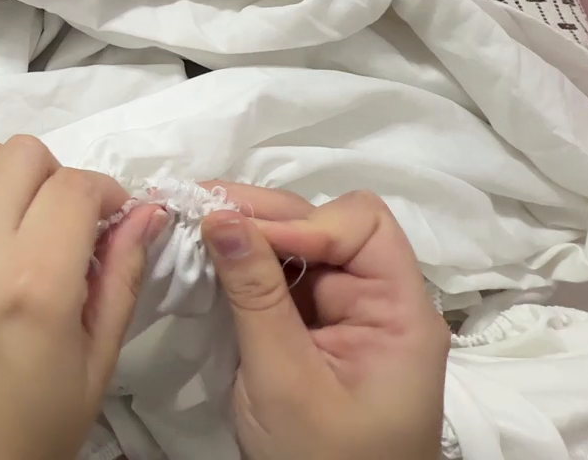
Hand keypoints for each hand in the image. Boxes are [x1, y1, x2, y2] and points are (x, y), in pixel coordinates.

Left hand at [0, 135, 166, 459]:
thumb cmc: (27, 424)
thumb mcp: (95, 363)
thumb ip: (122, 278)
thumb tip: (147, 212)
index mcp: (34, 278)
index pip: (77, 185)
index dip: (107, 193)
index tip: (112, 219)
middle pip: (24, 152)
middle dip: (58, 177)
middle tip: (65, 223)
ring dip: (5, 170)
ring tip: (19, 214)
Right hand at [201, 185, 448, 459]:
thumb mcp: (284, 379)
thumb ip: (254, 292)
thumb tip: (219, 213)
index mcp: (397, 313)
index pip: (361, 225)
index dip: (305, 220)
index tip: (243, 236)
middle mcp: (374, 300)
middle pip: (321, 222)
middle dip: (259, 213)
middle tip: (192, 209)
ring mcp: (340, 310)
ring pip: (293, 240)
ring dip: (243, 229)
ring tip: (190, 224)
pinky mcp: (307, 322)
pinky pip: (275, 269)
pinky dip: (238, 256)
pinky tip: (204, 253)